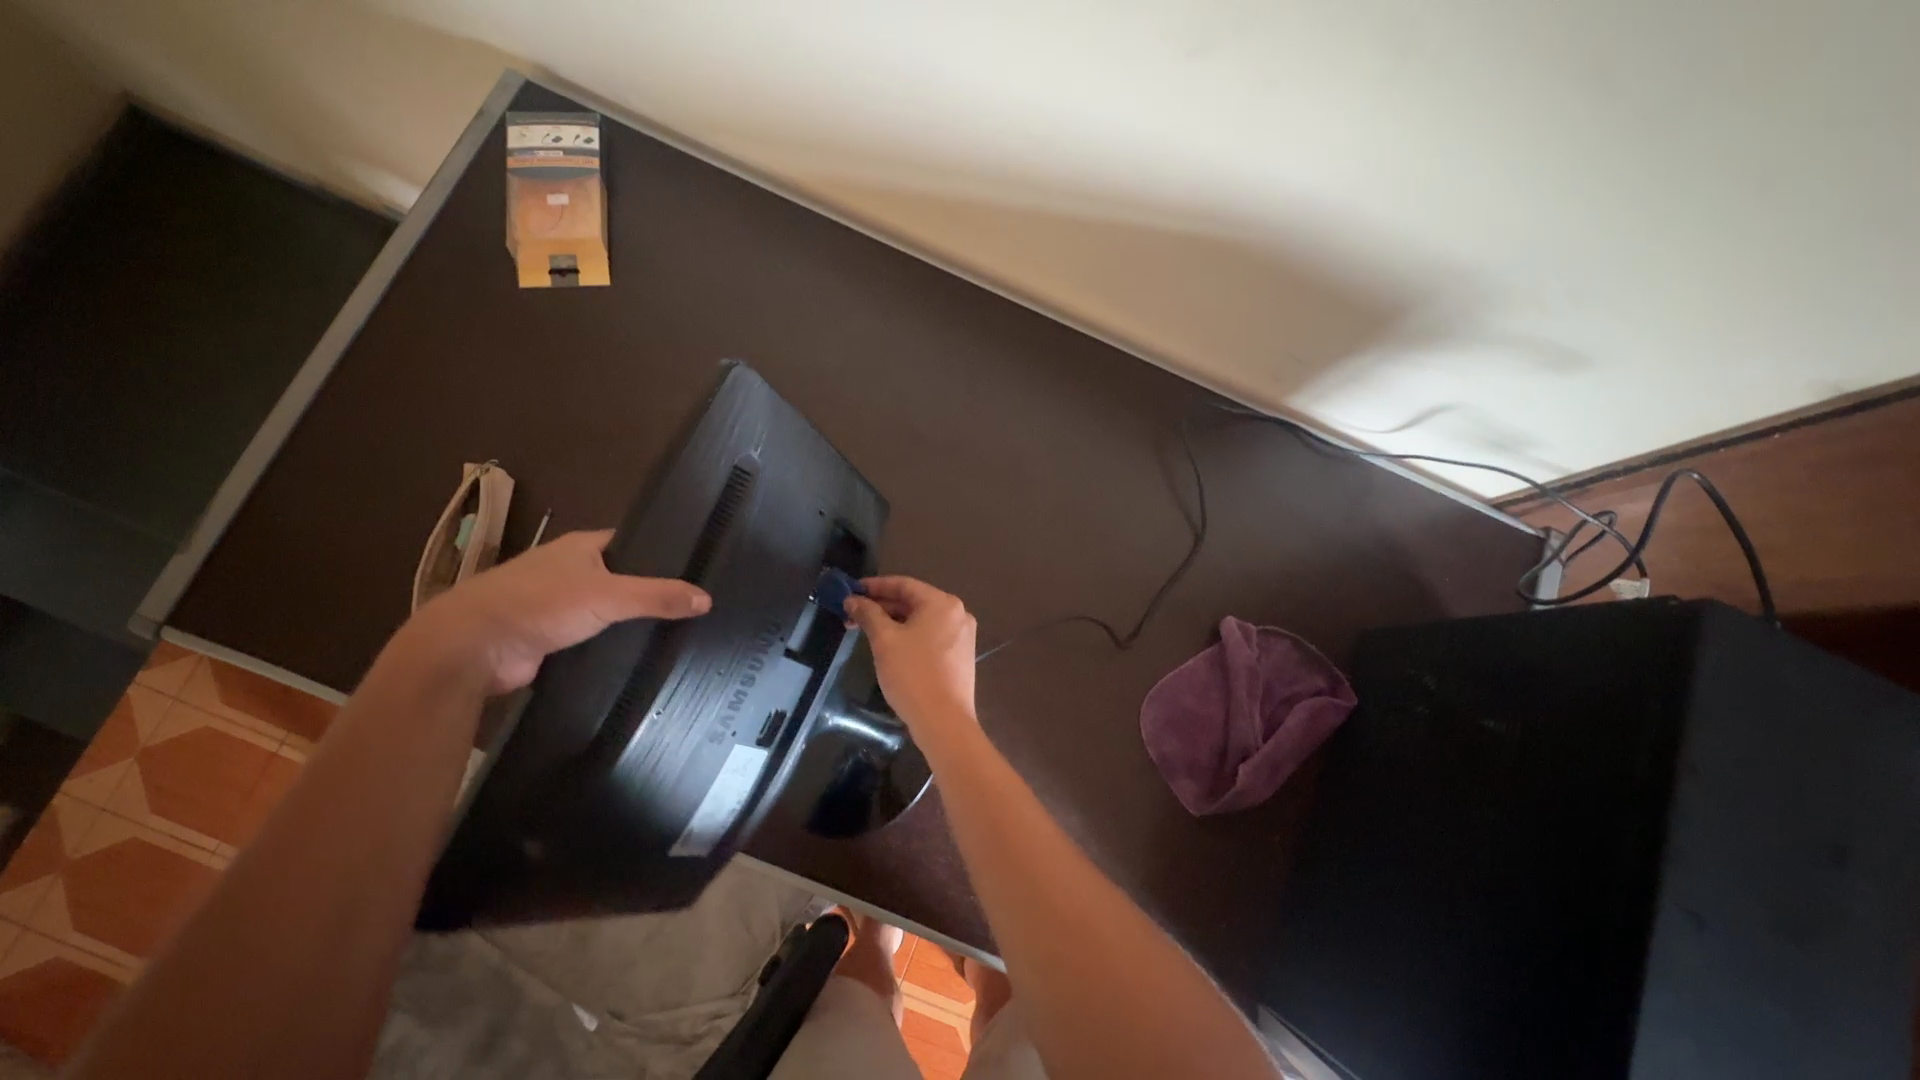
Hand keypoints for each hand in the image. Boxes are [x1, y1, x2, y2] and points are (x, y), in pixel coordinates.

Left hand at [398, 529, 709, 694]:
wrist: (475, 647)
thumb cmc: (539, 603)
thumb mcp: (609, 595)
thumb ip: (657, 596)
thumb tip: (707, 599)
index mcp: (582, 547)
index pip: (633, 543)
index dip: (662, 553)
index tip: (697, 570)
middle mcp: (570, 572)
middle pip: (622, 580)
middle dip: (650, 594)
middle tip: (695, 609)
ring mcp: (559, 607)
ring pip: (607, 613)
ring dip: (629, 625)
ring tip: (678, 635)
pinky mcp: (552, 640)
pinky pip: (593, 641)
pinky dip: (612, 648)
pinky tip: (641, 659)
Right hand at [844, 576, 976, 732]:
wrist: (943, 721)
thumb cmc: (912, 674)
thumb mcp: (885, 640)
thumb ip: (868, 614)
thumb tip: (852, 600)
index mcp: (942, 603)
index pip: (904, 584)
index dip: (875, 586)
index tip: (851, 590)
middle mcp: (957, 614)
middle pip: (913, 602)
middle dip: (881, 607)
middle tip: (851, 615)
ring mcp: (962, 636)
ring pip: (921, 621)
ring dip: (892, 622)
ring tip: (864, 631)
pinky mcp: (960, 657)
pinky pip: (930, 636)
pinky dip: (908, 636)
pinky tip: (888, 646)